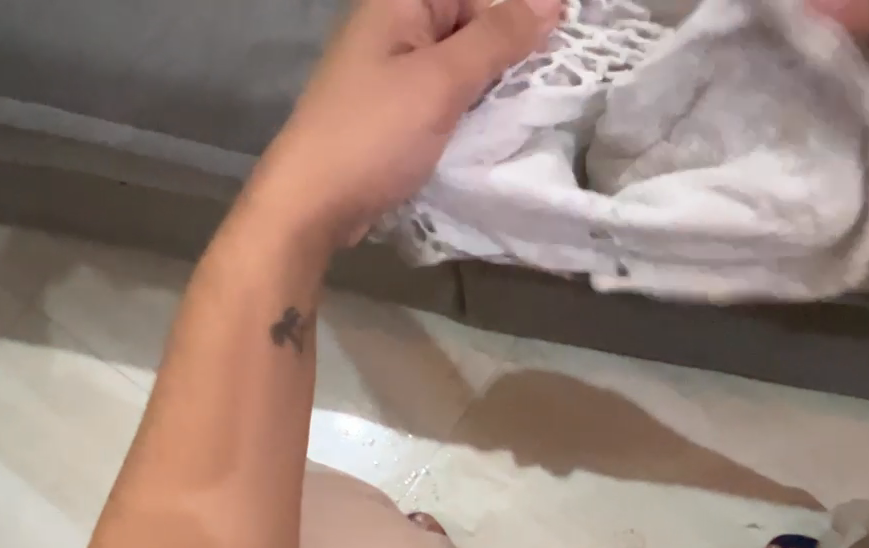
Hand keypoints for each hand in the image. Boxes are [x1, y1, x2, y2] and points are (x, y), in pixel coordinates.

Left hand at [239, 0, 564, 250]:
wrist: (312, 206)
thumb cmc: (373, 136)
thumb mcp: (441, 82)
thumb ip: (496, 39)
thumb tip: (551, 0)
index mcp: (398, 2)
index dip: (516, 17)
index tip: (556, 52)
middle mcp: (392, 30)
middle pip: (466, 28)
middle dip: (503, 58)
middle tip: (538, 93)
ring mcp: (388, 77)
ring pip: (455, 71)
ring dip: (486, 93)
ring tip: (518, 118)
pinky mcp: (389, 119)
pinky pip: (438, 104)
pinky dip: (463, 117)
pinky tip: (485, 138)